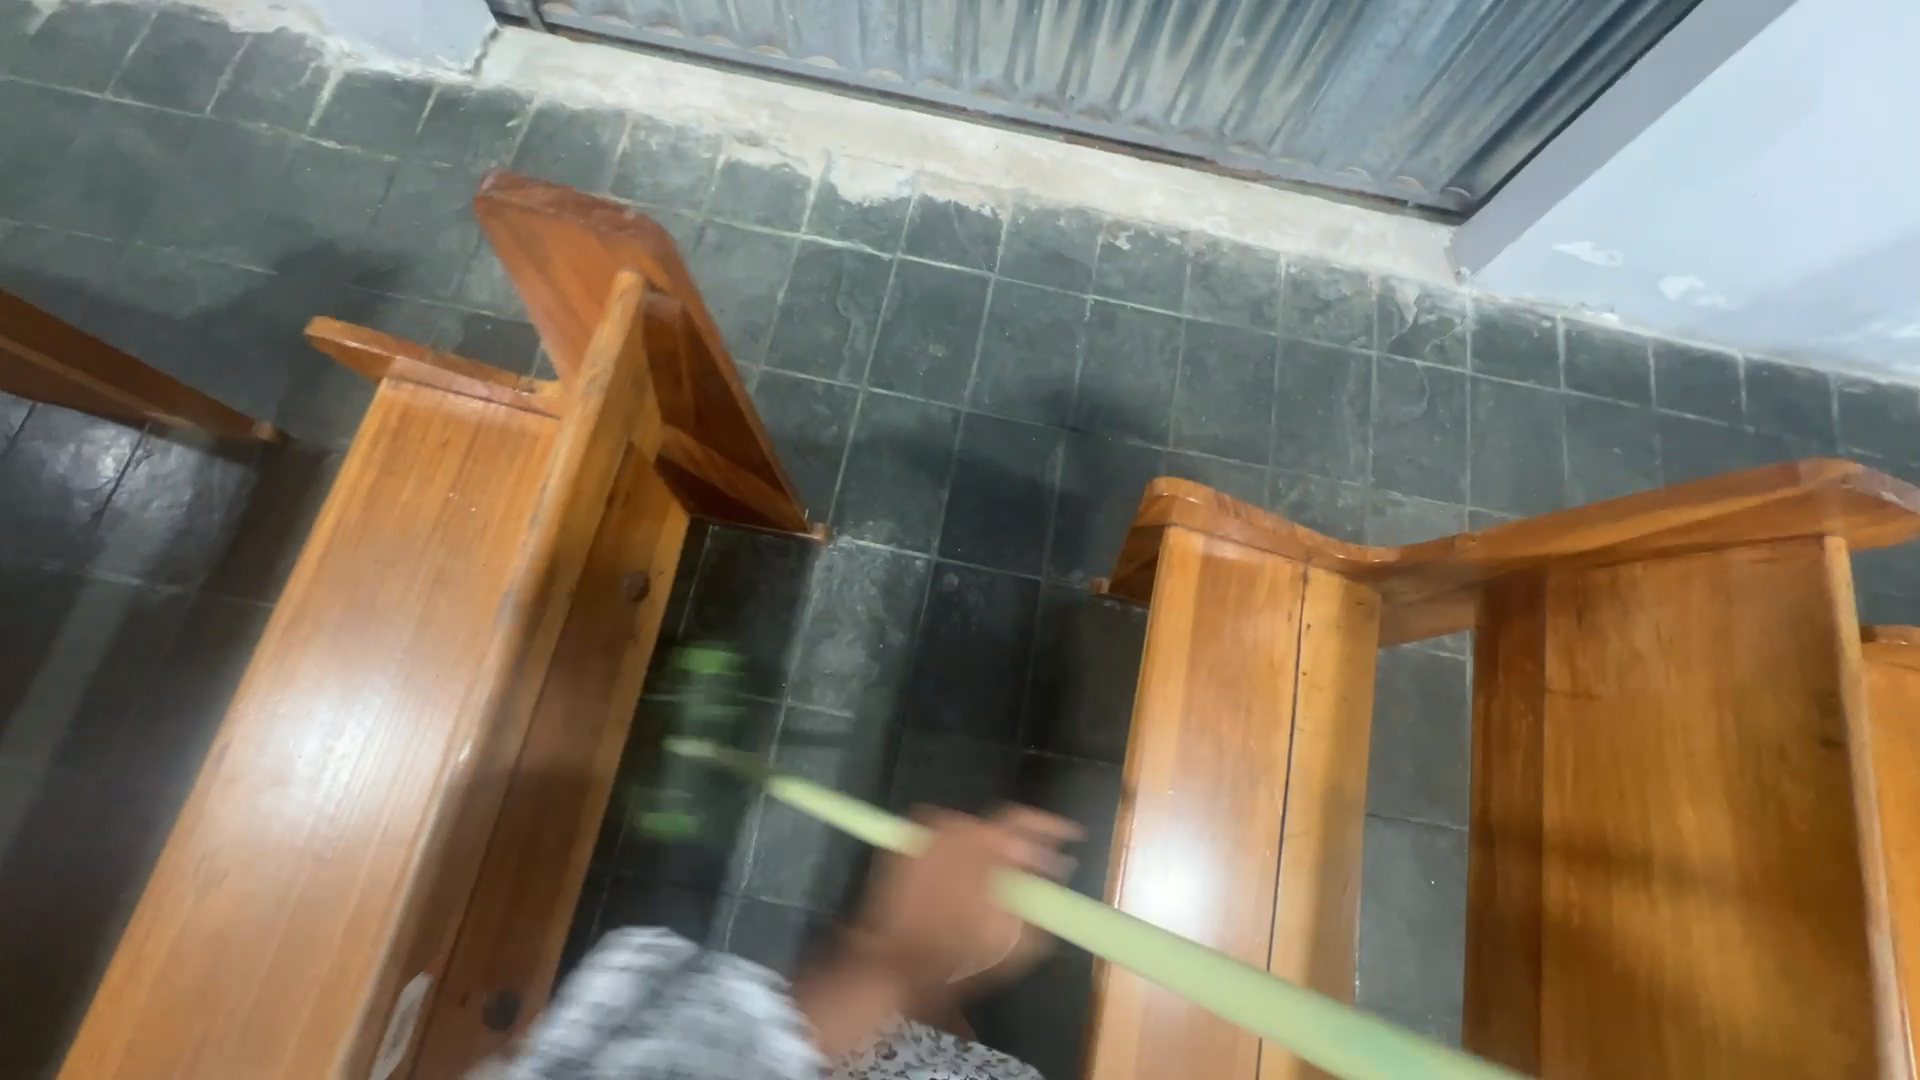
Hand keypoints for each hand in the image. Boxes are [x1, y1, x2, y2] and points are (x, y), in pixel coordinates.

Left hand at [853, 806, 1081, 992]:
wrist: (893, 963)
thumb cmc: (955, 954)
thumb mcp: (1011, 935)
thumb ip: (1038, 897)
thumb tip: (1053, 869)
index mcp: (981, 845)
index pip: (1024, 820)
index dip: (1051, 826)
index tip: (1071, 835)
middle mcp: (952, 829)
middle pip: (996, 828)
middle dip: (1018, 847)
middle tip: (1032, 870)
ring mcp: (924, 835)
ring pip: (970, 834)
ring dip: (987, 851)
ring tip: (997, 879)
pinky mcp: (905, 848)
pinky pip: (943, 842)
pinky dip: (959, 854)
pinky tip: (965, 879)